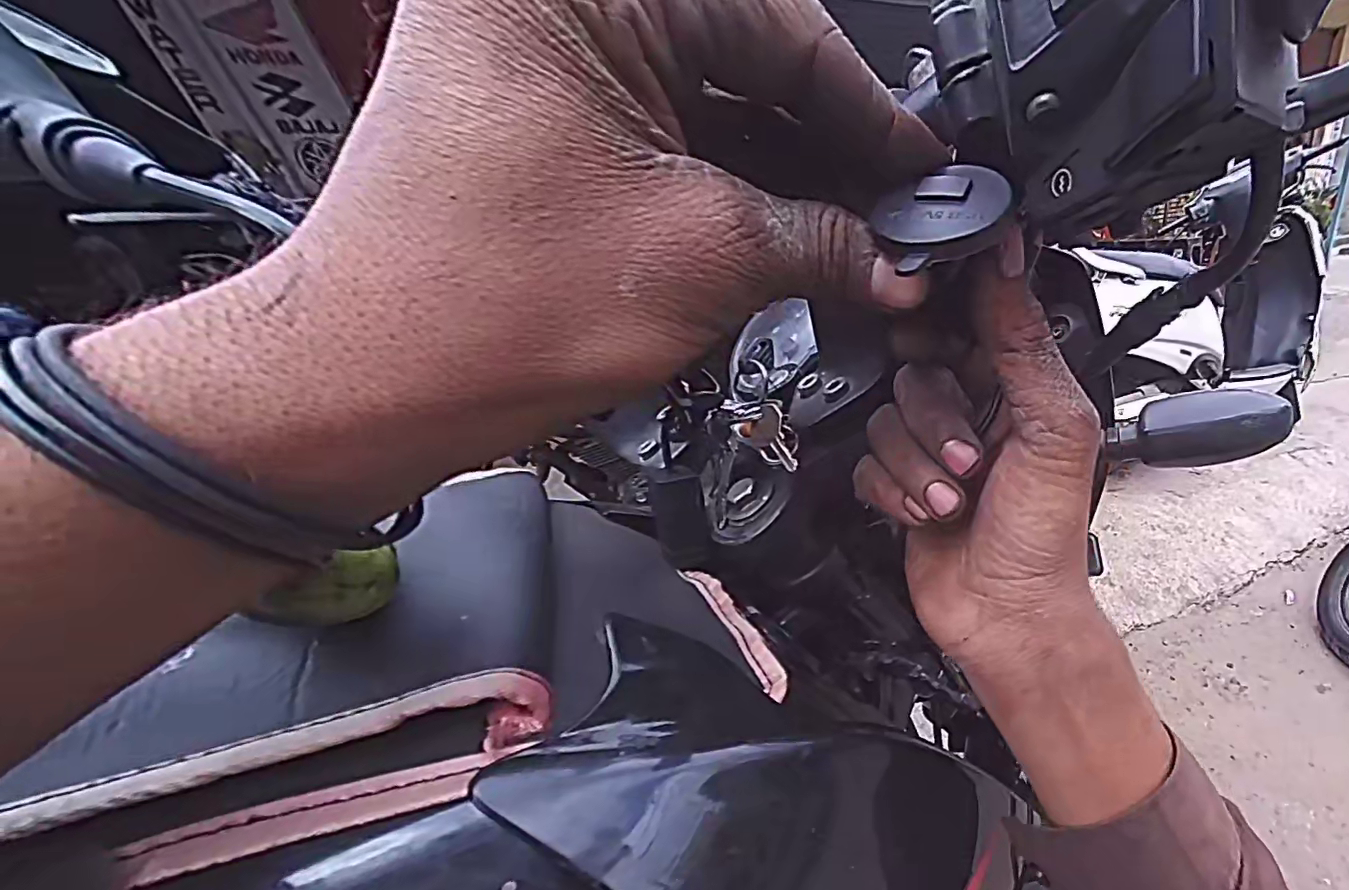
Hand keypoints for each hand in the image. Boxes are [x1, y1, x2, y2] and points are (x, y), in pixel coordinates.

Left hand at [329, 0, 946, 366]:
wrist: (404, 377)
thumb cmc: (496, 301)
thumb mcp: (708, 253)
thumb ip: (826, 242)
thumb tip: (902, 258)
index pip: (780, 26)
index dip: (873, 113)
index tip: (928, 171)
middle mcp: (569, 9)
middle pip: (762, 74)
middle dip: (848, 159)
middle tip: (909, 222)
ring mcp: (577, 77)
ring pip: (739, 124)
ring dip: (814, 192)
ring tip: (876, 247)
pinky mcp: (587, 142)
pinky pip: (705, 161)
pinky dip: (768, 208)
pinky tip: (821, 248)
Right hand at [853, 244, 1105, 672]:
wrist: (1007, 614)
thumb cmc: (1043, 537)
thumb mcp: (1051, 429)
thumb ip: (1025, 345)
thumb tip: (1008, 265)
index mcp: (1018, 389)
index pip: (966, 325)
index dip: (943, 335)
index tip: (939, 354)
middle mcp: (973, 413)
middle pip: (913, 370)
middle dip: (935, 422)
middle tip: (969, 462)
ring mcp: (933, 451)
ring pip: (886, 418)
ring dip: (917, 465)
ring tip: (953, 499)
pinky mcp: (901, 485)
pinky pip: (867, 463)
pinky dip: (894, 491)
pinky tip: (928, 514)